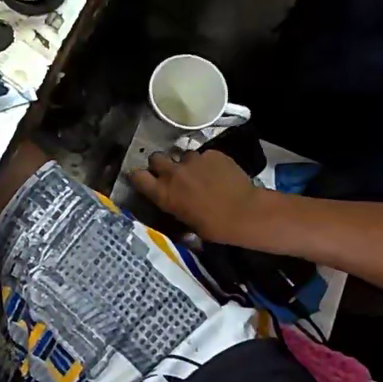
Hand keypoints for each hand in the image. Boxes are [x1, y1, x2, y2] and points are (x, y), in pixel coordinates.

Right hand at [127, 148, 270, 245]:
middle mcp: (173, 173)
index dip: (138, 176)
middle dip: (160, 164)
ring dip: (187, 164)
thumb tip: (174, 206)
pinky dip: (208, 163)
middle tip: (171, 173)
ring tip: (199, 173)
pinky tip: (218, 173)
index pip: (137, 176)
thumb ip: (174, 208)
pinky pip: (205, 156)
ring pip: (183, 155)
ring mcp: (193, 160)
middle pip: (156, 158)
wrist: (245, 213)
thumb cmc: (214, 227)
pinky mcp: (212, 154)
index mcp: (163, 193)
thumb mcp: (186, 224)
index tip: (142, 179)